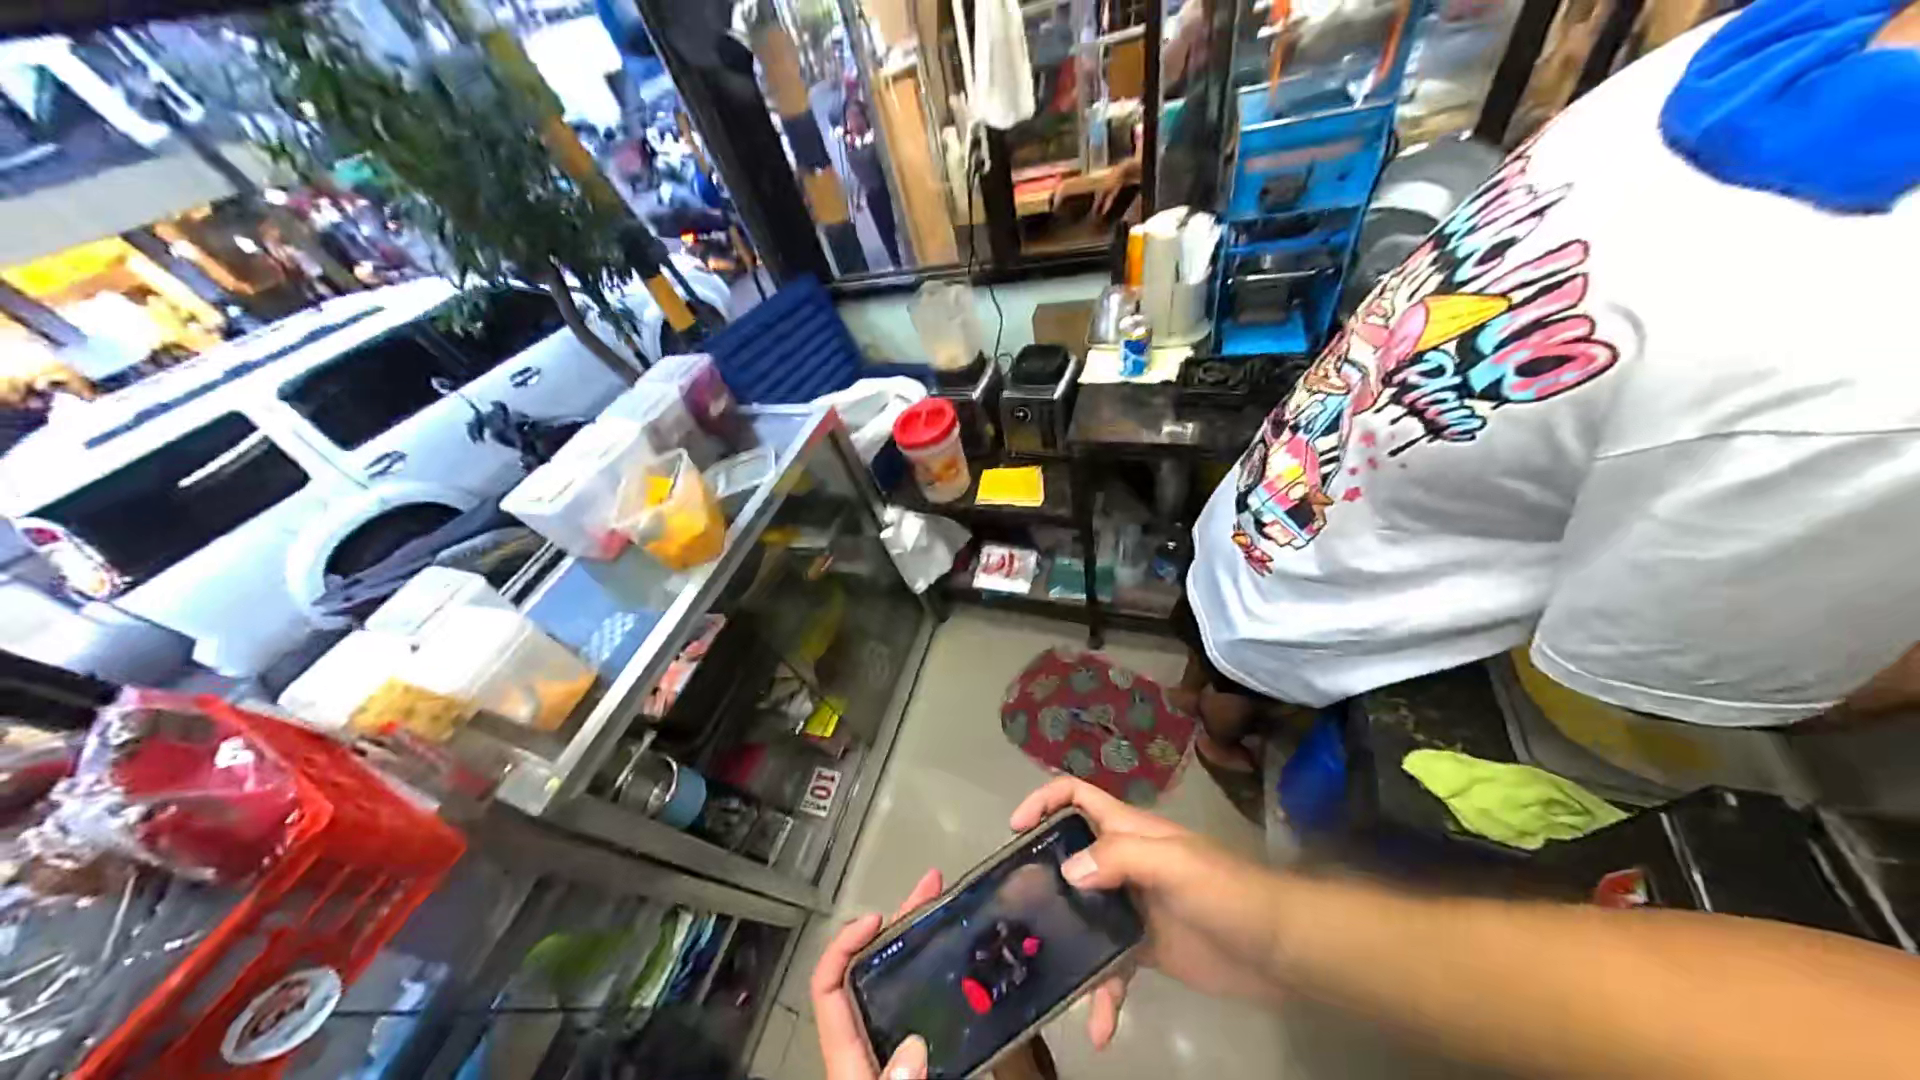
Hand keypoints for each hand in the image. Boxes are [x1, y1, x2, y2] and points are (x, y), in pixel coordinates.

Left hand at [811, 868, 944, 1079]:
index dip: (844, 944)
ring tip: (946, 905)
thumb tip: (914, 1047)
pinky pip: (931, 1006)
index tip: (874, 917)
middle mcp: (871, 1042)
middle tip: (929, 887)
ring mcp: (895, 1048)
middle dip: (901, 921)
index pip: (829, 985)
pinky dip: (943, 978)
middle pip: (876, 968)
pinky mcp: (925, 1060)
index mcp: (849, 1055)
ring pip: (905, 982)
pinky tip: (963, 962)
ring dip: (923, 940)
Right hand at [1009, 777, 1290, 1049]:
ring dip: (1065, 944)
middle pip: (1070, 856)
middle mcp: (1123, 863)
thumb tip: (1067, 869)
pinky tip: (1098, 1027)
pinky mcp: (1143, 949)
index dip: (1044, 801)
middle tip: (1013, 906)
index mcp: (1129, 831)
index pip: (1078, 797)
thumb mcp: (1176, 864)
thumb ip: (1121, 857)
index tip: (1015, 828)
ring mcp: (1132, 907)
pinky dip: (1101, 995)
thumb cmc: (1227, 893)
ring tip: (1043, 971)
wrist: (1279, 952)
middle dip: (1041, 875)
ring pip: (1083, 916)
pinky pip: (1109, 967)